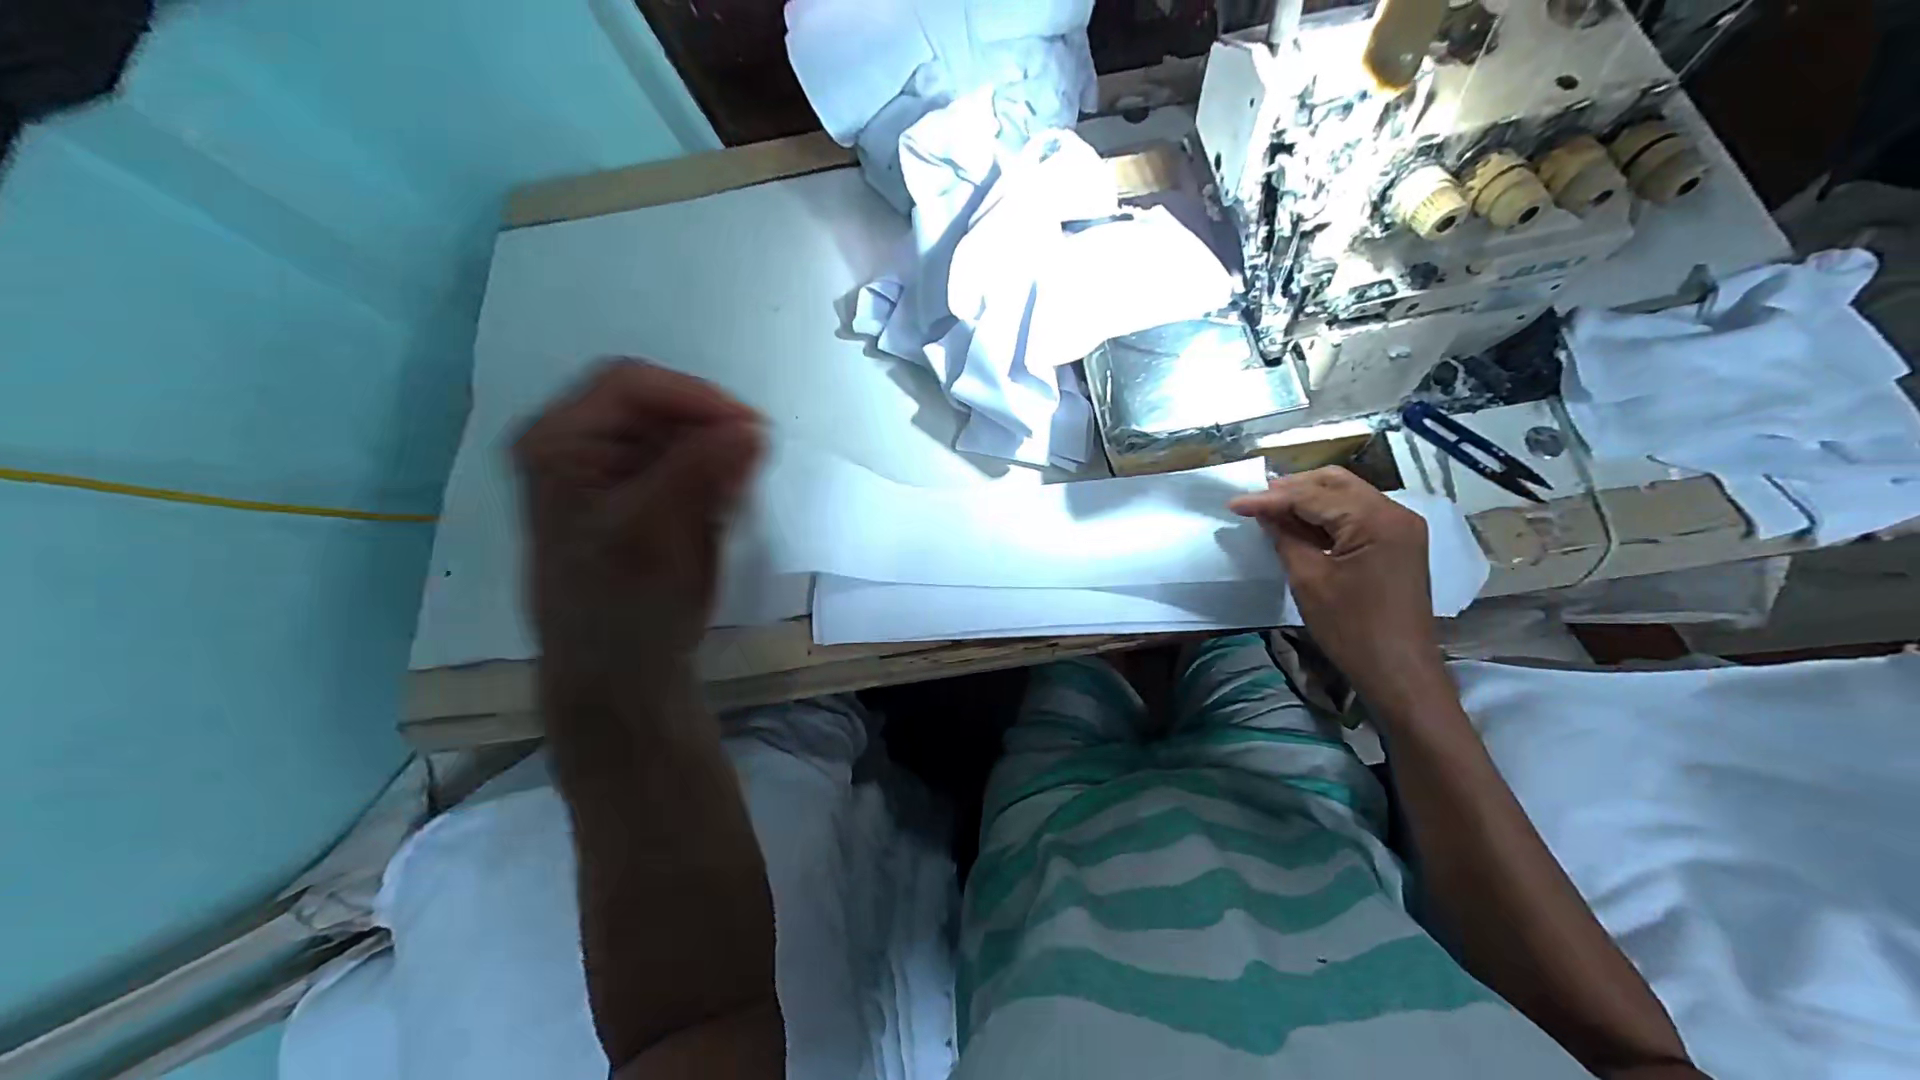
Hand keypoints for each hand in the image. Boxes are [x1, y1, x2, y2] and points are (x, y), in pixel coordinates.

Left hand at [515, 359, 763, 688]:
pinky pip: (686, 464)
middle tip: (748, 469)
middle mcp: (579, 446)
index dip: (697, 398)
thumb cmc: (624, 607)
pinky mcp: (639, 495)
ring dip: (714, 459)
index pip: (632, 385)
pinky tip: (722, 510)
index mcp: (560, 443)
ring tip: (733, 500)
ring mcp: (610, 471)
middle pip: (657, 406)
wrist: (620, 675)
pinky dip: (713, 479)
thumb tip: (752, 429)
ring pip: (678, 434)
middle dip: (708, 433)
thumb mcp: (656, 533)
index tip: (753, 430)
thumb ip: (700, 472)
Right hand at [1228, 467, 1444, 711]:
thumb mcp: (1308, 579)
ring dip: (1308, 500)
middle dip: (1291, 489)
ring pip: (1346, 495)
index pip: (1313, 495)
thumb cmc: (1351, 628)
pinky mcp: (1397, 543)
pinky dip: (1326, 516)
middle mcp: (1395, 513)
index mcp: (1376, 520)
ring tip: (1270, 511)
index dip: (1269, 499)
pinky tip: (1298, 525)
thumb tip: (1263, 514)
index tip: (1234, 504)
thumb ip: (1285, 537)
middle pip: (1335, 483)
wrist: (1398, 670)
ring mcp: (1400, 527)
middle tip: (1254, 502)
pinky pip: (1356, 514)